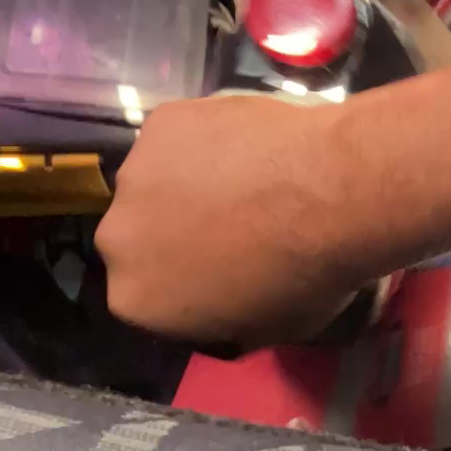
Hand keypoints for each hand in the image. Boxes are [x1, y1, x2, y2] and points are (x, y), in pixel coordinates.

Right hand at [97, 94, 377, 346]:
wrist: (333, 196)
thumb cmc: (309, 276)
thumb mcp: (270, 329)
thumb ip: (229, 321)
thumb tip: (232, 308)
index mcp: (133, 300)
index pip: (150, 294)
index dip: (189, 279)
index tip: (226, 266)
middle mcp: (117, 237)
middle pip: (143, 233)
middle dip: (180, 228)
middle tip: (239, 217)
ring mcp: (136, 171)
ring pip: (159, 177)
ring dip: (192, 178)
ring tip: (250, 174)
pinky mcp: (164, 121)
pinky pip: (182, 131)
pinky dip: (209, 135)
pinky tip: (250, 141)